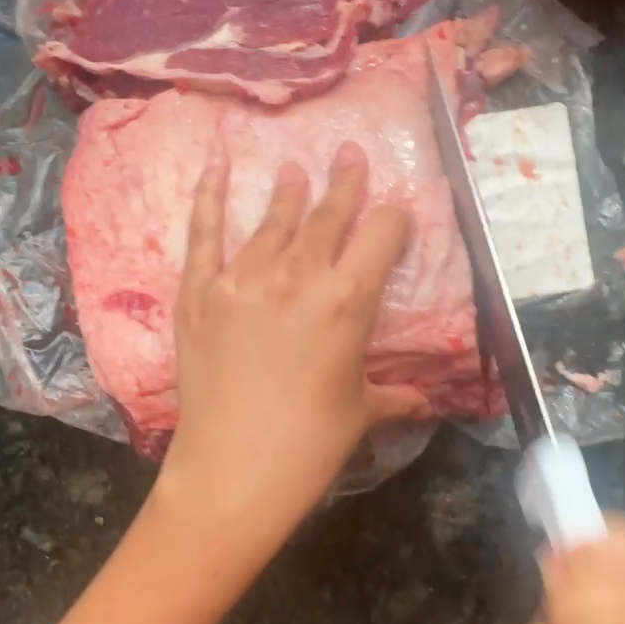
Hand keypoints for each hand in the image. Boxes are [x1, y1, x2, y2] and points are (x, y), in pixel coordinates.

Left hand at [157, 142, 429, 551]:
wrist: (233, 469)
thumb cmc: (309, 446)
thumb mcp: (361, 412)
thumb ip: (394, 395)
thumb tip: (424, 400)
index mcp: (348, 300)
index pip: (382, 234)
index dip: (394, 220)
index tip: (395, 215)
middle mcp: (298, 275)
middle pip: (329, 214)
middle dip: (346, 182)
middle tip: (350, 154)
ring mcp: (243, 278)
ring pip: (274, 220)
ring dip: (291, 192)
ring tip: (297, 170)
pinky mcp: (199, 291)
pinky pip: (204, 233)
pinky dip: (209, 197)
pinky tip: (216, 166)